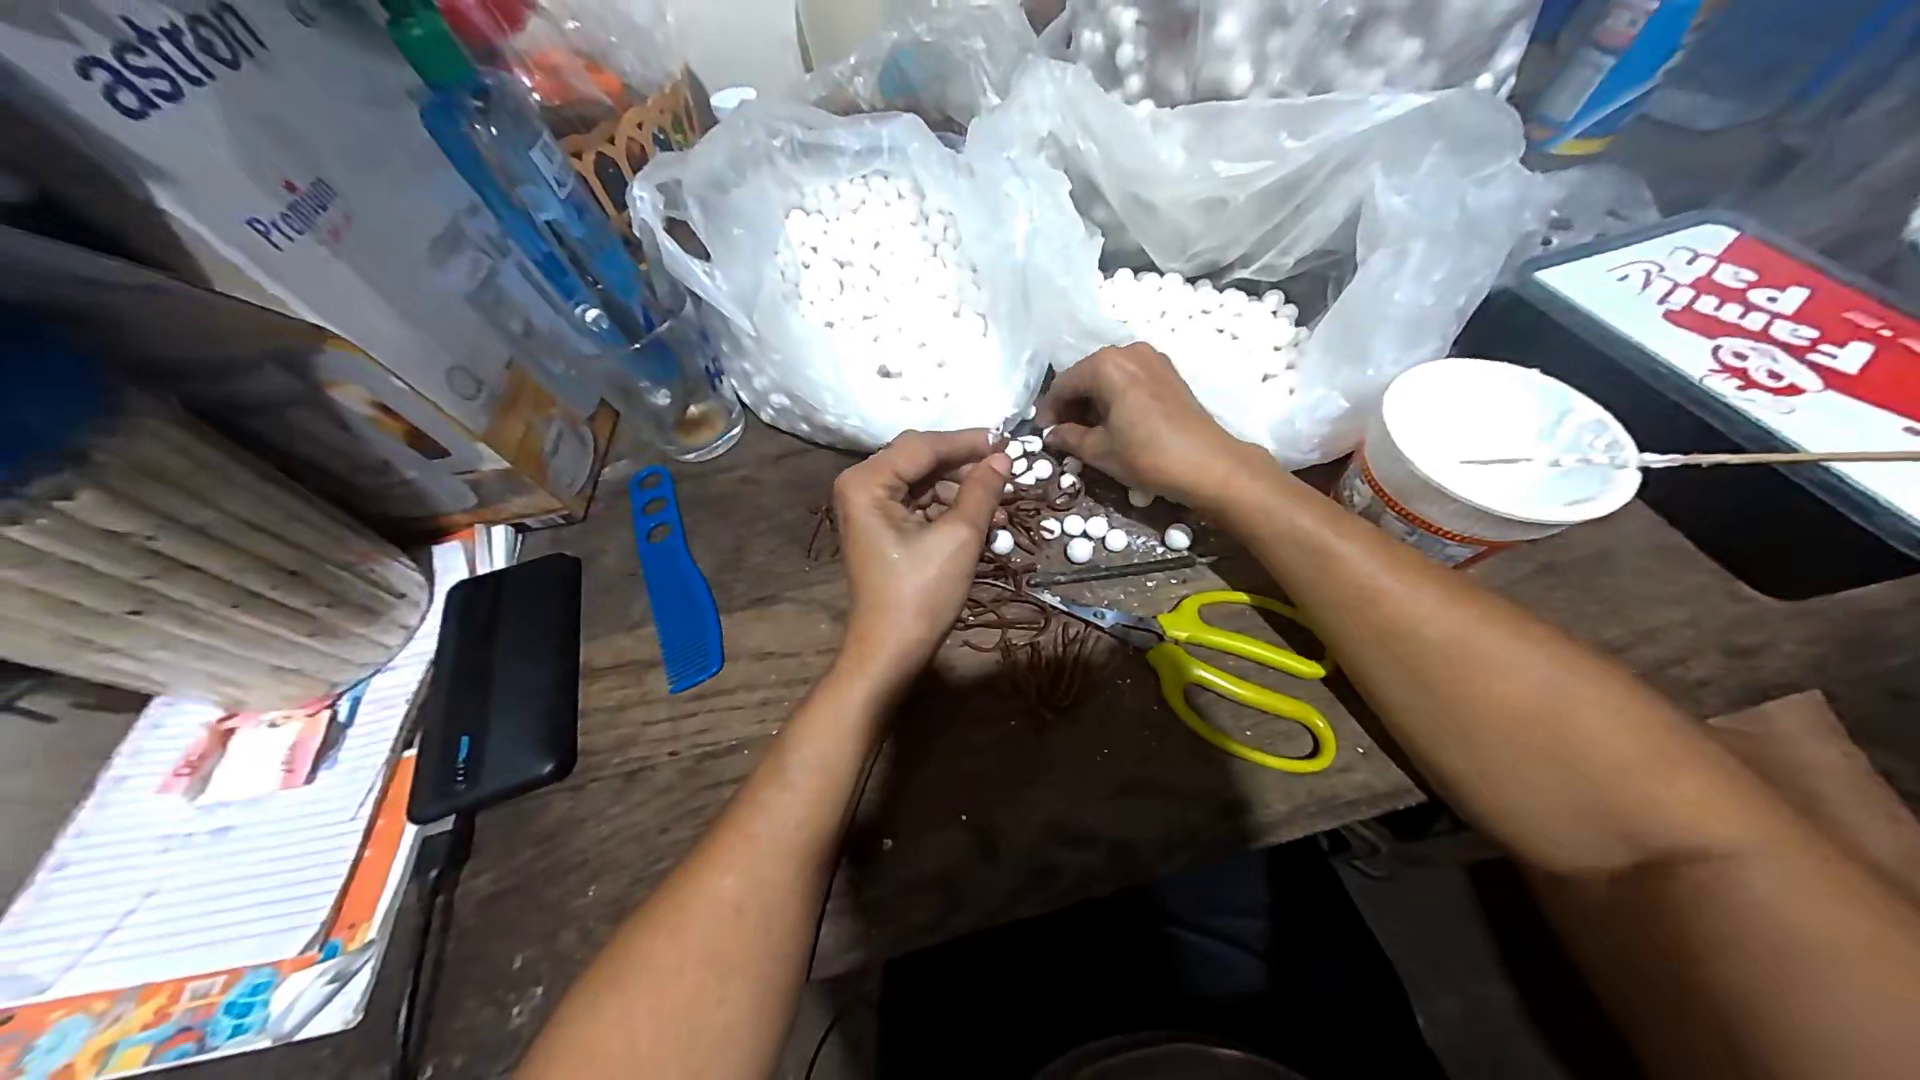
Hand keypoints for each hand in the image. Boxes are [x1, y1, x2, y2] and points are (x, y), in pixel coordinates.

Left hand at [832, 429, 1011, 691]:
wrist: (891, 651)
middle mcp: (860, 487)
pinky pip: (919, 505)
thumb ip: (982, 490)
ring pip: (923, 482)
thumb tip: (1004, 458)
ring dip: (962, 490)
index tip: (1008, 442)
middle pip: (921, 460)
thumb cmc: (921, 594)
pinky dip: (949, 509)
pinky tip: (984, 518)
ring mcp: (869, 509)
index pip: (923, 446)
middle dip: (965, 466)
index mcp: (866, 482)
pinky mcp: (881, 529)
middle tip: (1007, 470)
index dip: (967, 442)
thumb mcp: (959, 537)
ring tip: (1001, 503)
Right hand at [1035, 343, 1269, 510]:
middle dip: (1071, 404)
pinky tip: (1113, 423)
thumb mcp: (1100, 450)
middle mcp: (1129, 351)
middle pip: (1086, 375)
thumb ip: (1069, 438)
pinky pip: (1129, 380)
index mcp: (1107, 365)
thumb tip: (1052, 435)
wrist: (1208, 464)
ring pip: (1108, 377)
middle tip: (1063, 434)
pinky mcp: (1168, 373)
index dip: (1050, 409)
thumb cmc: (1147, 456)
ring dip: (1093, 402)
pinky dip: (1115, 398)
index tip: (1043, 433)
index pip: (1064, 383)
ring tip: (1087, 432)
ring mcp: (1152, 359)